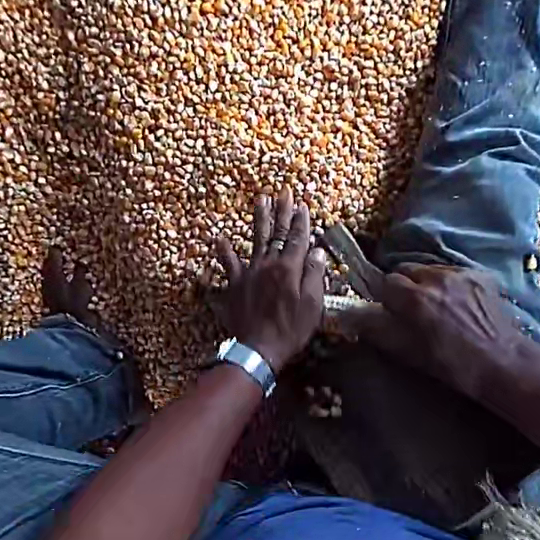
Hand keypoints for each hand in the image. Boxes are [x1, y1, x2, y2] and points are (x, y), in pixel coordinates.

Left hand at [209, 192, 328, 370]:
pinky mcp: (235, 284)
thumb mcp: (312, 306)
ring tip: (261, 199)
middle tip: (285, 192)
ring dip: (260, 219)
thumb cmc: (290, 330)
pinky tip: (220, 237)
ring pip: (256, 239)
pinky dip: (224, 250)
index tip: (303, 205)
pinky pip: (228, 263)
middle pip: (277, 233)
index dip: (301, 222)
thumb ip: (315, 276)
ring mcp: (250, 272)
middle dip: (283, 211)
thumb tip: (319, 252)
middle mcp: (269, 264)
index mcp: (290, 268)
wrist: (258, 348)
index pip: (298, 239)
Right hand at [350, 265, 538, 397]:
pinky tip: (456, 304)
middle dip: (404, 286)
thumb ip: (378, 330)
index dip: (384, 297)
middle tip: (410, 309)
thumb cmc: (454, 366)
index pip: (385, 282)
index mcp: (415, 299)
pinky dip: (448, 284)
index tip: (388, 310)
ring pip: (430, 269)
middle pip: (406, 270)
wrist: (504, 364)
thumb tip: (352, 317)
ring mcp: (461, 274)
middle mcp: (436, 278)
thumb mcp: (409, 353)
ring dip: (426, 283)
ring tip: (435, 306)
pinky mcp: (481, 275)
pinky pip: (453, 272)